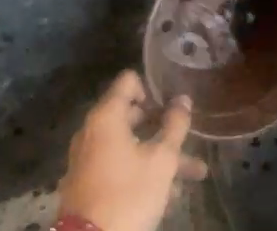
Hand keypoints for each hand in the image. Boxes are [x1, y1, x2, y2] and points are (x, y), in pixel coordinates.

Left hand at [58, 71, 206, 230]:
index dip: (153, 88)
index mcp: (106, 117)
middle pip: (131, 116)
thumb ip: (175, 126)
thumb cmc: (128, 194)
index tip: (171, 107)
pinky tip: (166, 196)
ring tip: (191, 176)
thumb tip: (183, 99)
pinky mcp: (85, 185)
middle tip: (186, 140)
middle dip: (162, 129)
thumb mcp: (161, 160)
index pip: (129, 80)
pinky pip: (117, 168)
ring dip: (158, 157)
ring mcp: (86, 159)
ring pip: (129, 148)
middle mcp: (91, 132)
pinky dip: (139, 173)